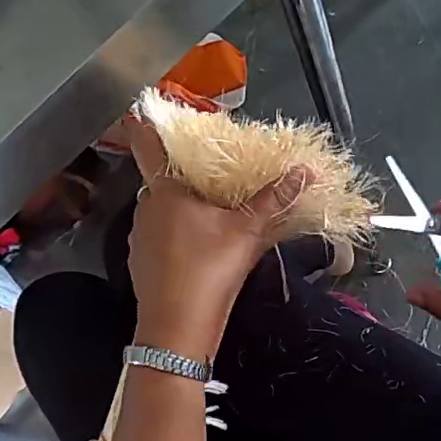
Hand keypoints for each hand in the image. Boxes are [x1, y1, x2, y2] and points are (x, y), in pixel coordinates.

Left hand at [122, 116, 307, 359]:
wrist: (176, 331)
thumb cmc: (208, 272)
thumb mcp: (246, 233)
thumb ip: (273, 200)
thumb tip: (303, 172)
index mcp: (164, 192)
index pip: (148, 145)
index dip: (146, 124)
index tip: (145, 109)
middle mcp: (143, 210)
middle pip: (159, 181)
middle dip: (182, 176)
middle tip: (210, 176)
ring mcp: (137, 239)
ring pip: (159, 212)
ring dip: (179, 209)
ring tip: (210, 215)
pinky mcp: (139, 265)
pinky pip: (157, 237)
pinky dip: (174, 235)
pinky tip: (197, 250)